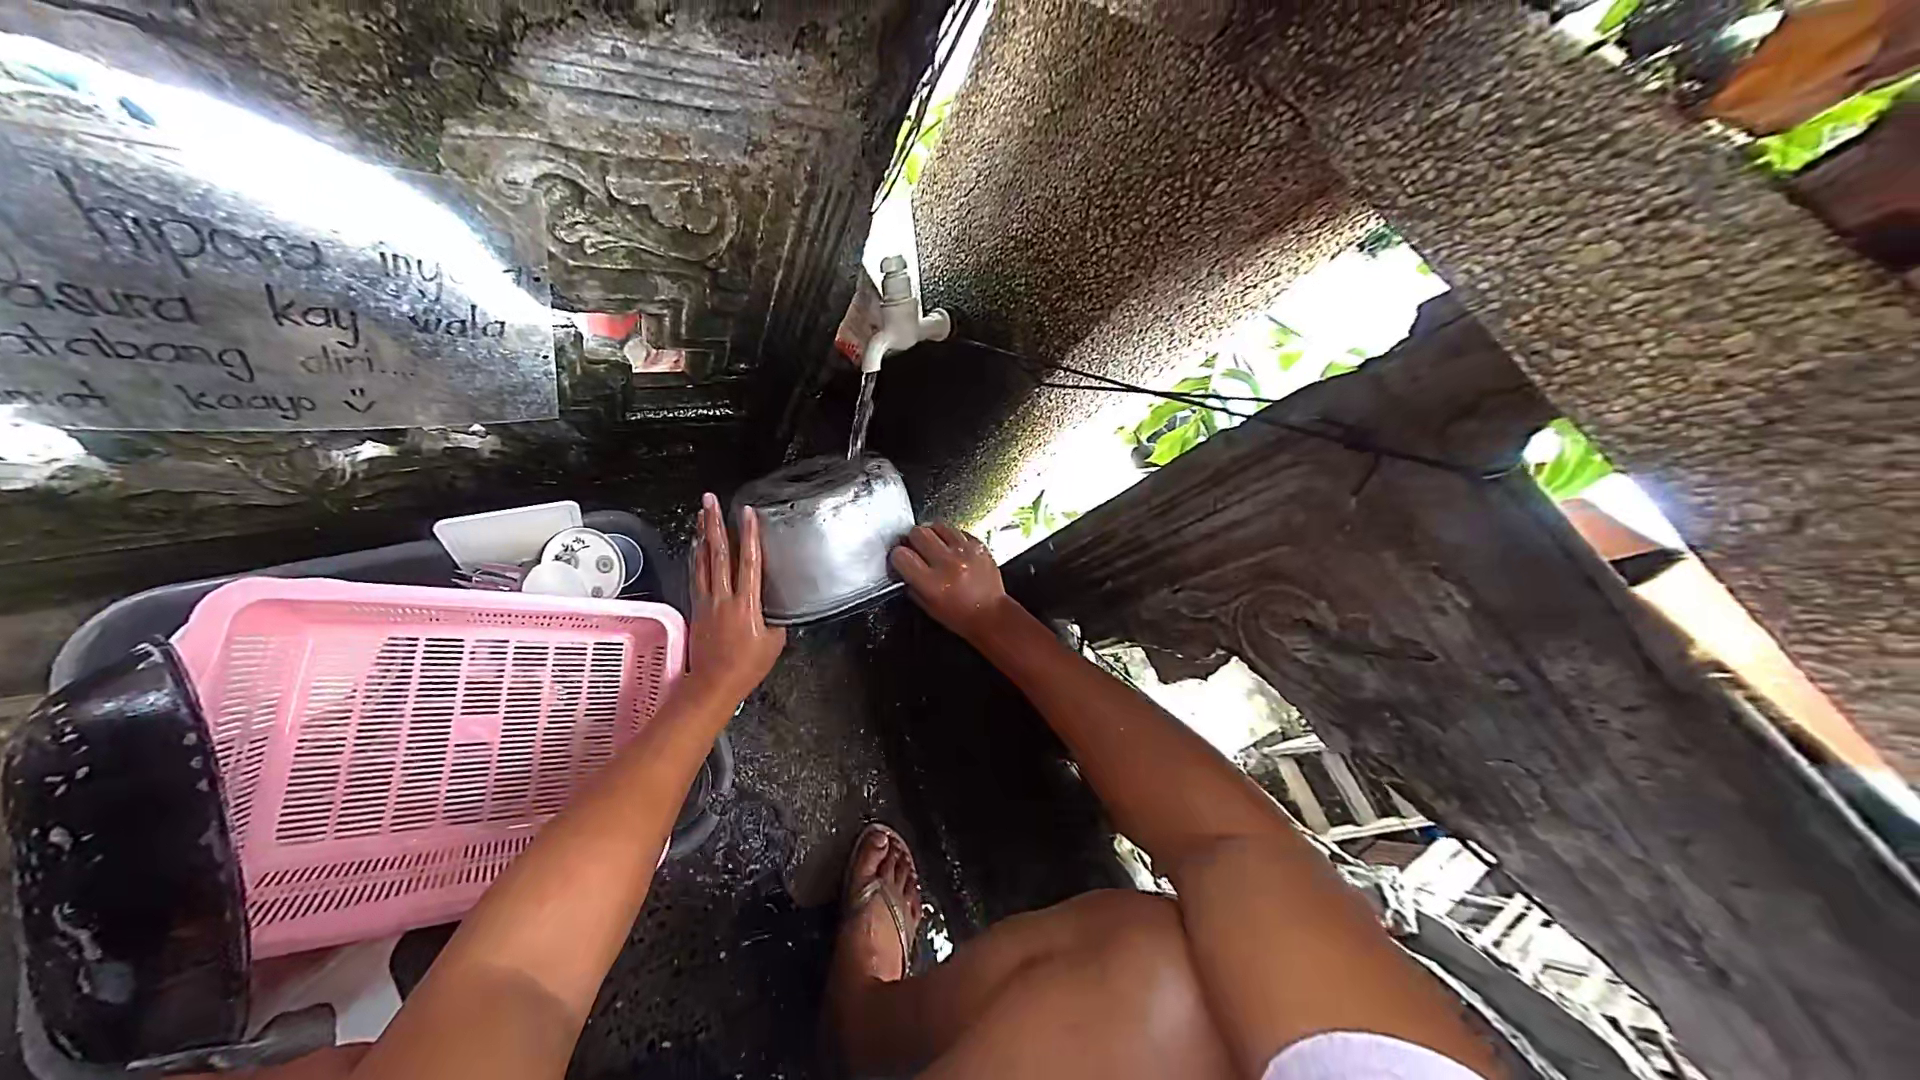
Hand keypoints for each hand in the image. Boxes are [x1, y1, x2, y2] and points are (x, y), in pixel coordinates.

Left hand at [687, 492, 785, 702]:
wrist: (713, 685)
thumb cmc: (746, 667)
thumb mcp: (773, 642)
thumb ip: (775, 619)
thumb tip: (776, 607)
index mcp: (746, 604)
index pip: (748, 562)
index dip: (749, 535)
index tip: (747, 513)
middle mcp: (723, 598)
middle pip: (718, 553)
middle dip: (714, 524)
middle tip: (710, 501)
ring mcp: (706, 602)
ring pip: (702, 561)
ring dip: (701, 535)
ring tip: (700, 515)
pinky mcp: (696, 609)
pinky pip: (696, 576)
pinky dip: (695, 557)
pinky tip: (695, 547)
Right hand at [889, 523, 1015, 642]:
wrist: (991, 614)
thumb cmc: (960, 615)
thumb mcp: (928, 606)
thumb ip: (912, 583)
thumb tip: (902, 563)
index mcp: (932, 584)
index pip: (902, 555)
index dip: (898, 555)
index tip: (901, 558)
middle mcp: (948, 564)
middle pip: (918, 533)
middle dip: (913, 540)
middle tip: (917, 549)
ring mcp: (965, 552)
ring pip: (937, 526)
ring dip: (932, 536)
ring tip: (935, 548)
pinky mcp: (979, 546)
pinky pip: (956, 531)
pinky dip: (950, 538)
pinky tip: (952, 549)